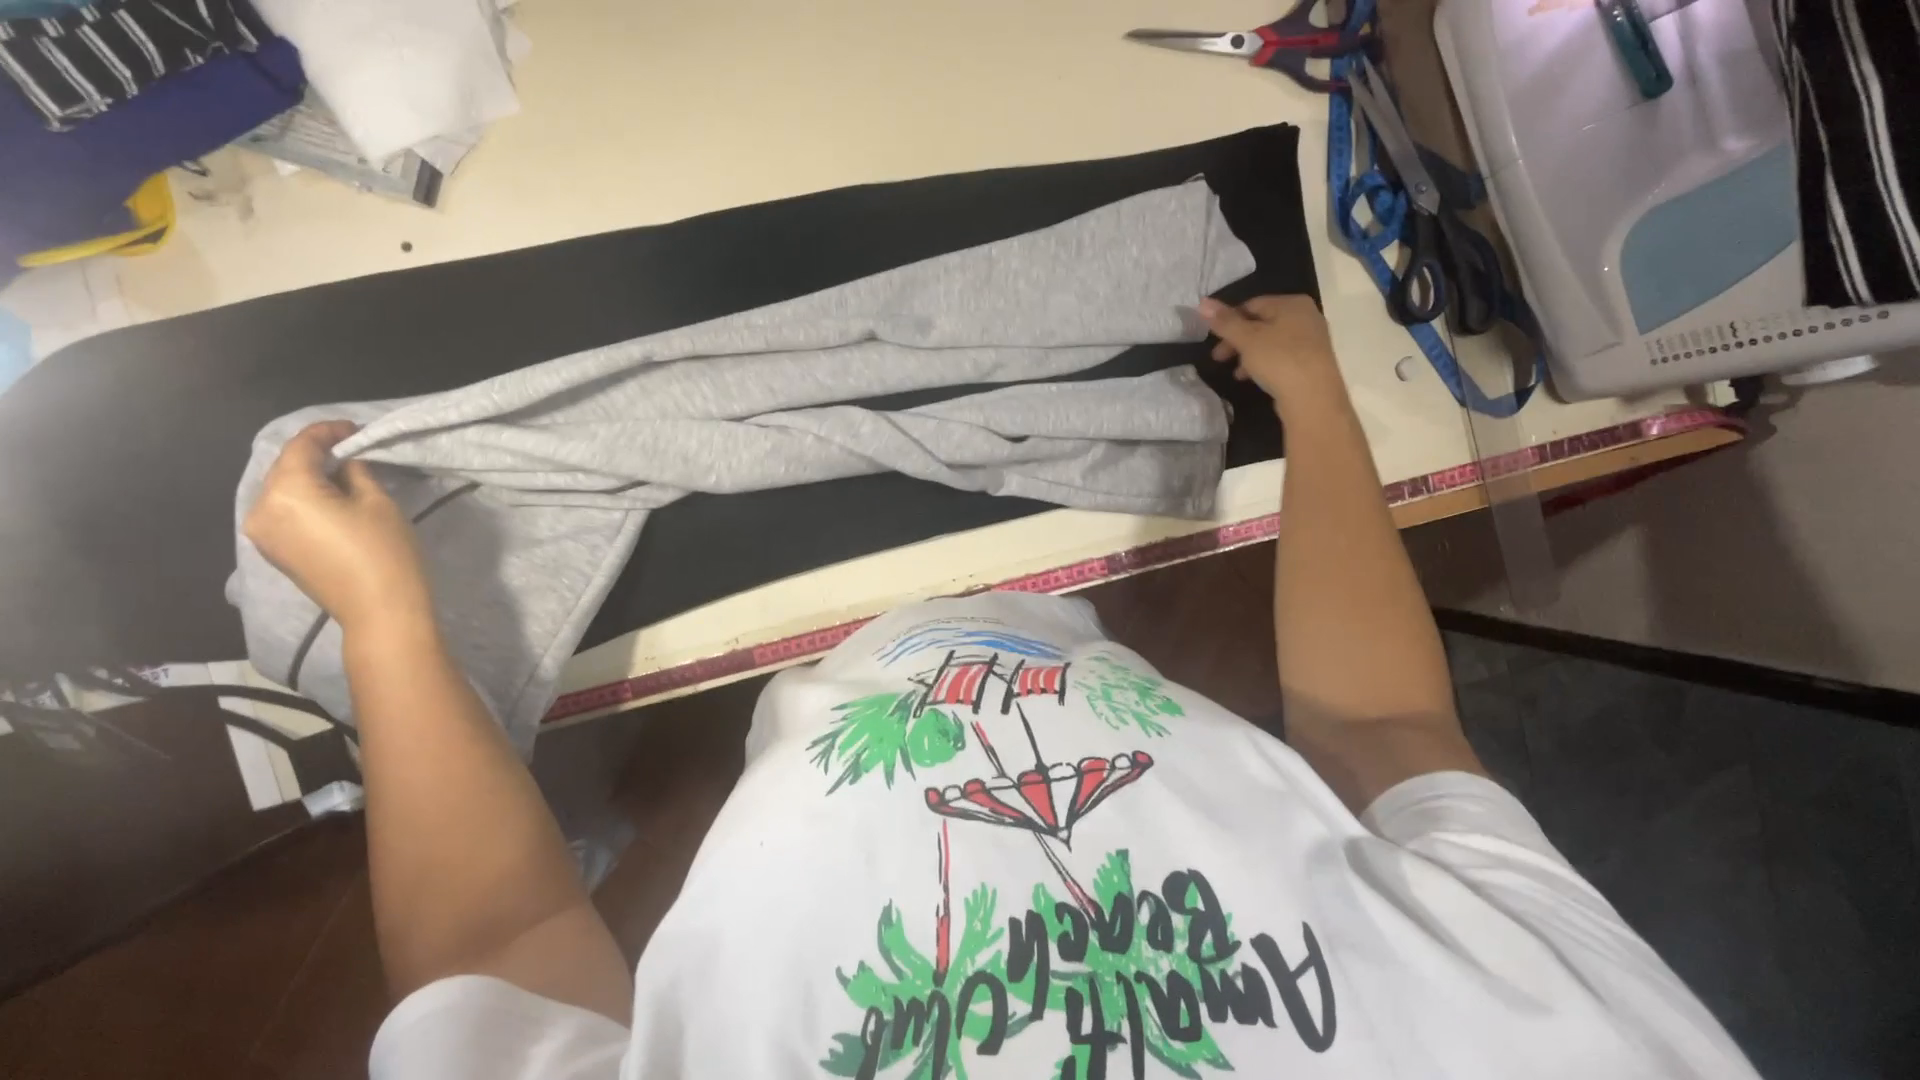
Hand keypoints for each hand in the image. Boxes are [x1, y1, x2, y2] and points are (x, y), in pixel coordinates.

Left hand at [244, 421, 433, 638]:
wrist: (379, 611)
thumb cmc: (384, 552)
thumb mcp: (377, 502)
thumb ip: (355, 473)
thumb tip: (345, 462)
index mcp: (286, 491)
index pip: (301, 446)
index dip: (328, 431)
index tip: (355, 428)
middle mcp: (261, 508)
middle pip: (286, 468)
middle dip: (316, 455)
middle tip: (352, 450)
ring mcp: (262, 533)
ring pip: (283, 490)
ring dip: (310, 478)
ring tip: (344, 476)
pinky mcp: (273, 551)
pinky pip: (283, 512)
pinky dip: (304, 500)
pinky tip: (331, 502)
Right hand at [1198, 295, 1339, 403]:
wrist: (1313, 397)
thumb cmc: (1279, 359)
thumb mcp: (1246, 339)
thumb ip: (1224, 321)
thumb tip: (1202, 302)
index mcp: (1292, 303)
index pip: (1252, 304)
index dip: (1229, 320)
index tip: (1213, 339)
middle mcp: (1305, 316)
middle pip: (1261, 323)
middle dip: (1237, 340)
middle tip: (1218, 358)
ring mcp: (1311, 339)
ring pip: (1270, 342)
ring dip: (1248, 355)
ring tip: (1235, 373)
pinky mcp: (1311, 362)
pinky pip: (1280, 356)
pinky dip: (1263, 364)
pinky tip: (1251, 378)